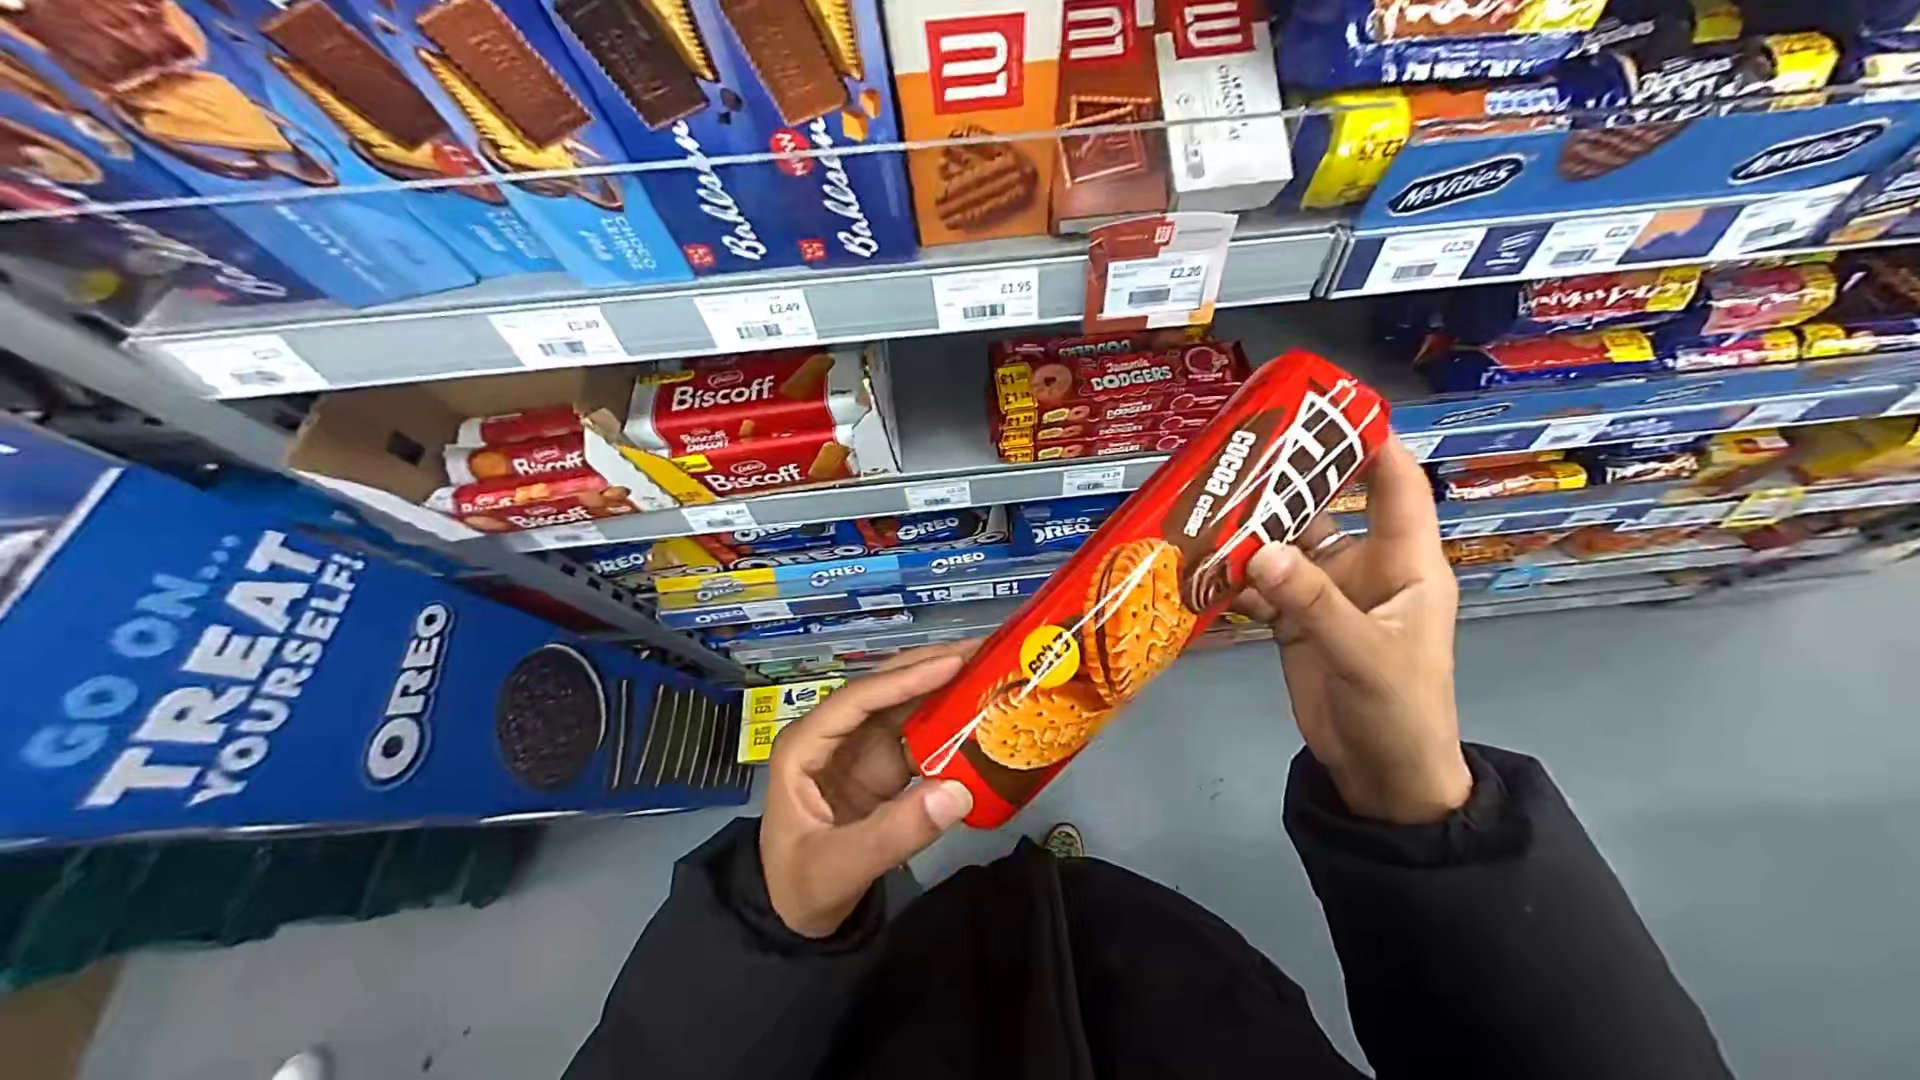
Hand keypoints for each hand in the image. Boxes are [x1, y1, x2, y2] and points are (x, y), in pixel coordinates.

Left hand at [760, 646, 975, 937]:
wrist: (798, 916)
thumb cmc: (803, 887)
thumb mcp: (840, 867)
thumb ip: (895, 834)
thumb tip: (958, 792)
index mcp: (806, 745)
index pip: (858, 699)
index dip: (905, 678)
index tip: (953, 663)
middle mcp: (834, 734)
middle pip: (884, 688)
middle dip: (931, 667)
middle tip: (984, 651)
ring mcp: (860, 747)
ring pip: (905, 704)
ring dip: (944, 687)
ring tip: (989, 671)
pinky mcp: (883, 764)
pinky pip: (919, 733)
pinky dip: (949, 722)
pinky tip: (980, 715)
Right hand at [1235, 436, 1470, 824]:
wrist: (1380, 773)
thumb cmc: (1400, 709)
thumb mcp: (1365, 655)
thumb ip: (1313, 602)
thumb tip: (1256, 549)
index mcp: (1404, 563)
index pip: (1398, 486)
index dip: (1372, 443)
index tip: (1328, 409)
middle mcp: (1362, 567)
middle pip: (1324, 510)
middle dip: (1284, 486)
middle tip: (1235, 458)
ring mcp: (1325, 594)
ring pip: (1283, 548)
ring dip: (1249, 534)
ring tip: (1203, 509)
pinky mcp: (1294, 620)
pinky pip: (1261, 586)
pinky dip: (1234, 578)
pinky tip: (1201, 567)